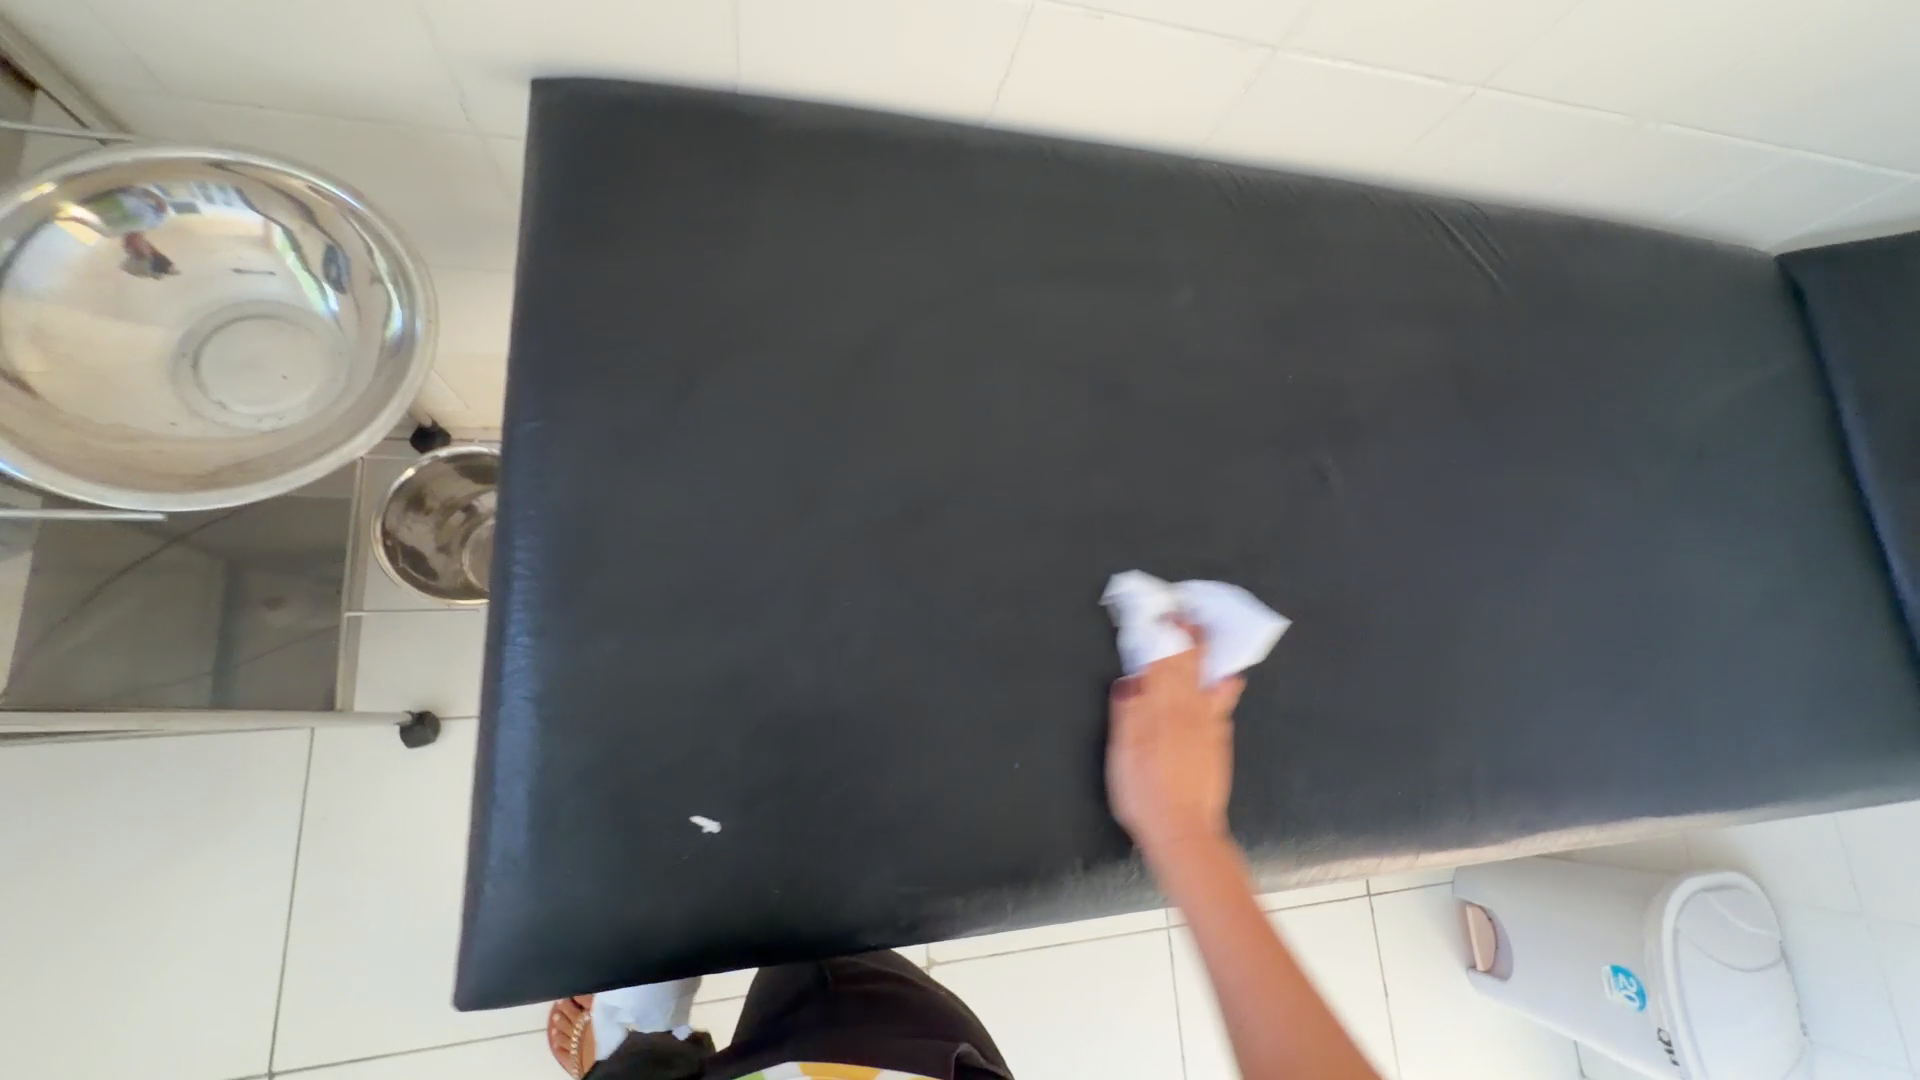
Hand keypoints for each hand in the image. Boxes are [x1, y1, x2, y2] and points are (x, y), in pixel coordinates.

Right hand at [1105, 622, 1245, 863]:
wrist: (1183, 831)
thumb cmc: (1142, 793)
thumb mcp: (1121, 754)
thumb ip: (1127, 713)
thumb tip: (1130, 679)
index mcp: (1160, 709)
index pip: (1161, 662)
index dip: (1161, 635)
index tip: (1161, 612)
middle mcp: (1187, 710)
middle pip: (1187, 664)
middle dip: (1185, 635)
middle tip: (1184, 611)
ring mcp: (1207, 724)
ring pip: (1208, 678)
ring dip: (1206, 652)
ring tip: (1205, 631)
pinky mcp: (1219, 740)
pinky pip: (1224, 703)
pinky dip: (1224, 682)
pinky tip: (1228, 675)